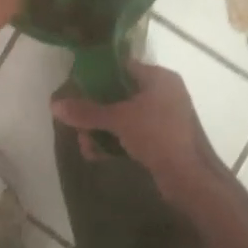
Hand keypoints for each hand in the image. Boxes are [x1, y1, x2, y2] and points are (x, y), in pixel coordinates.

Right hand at [51, 62, 216, 187]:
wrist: (193, 180)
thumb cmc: (158, 136)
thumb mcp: (119, 120)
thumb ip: (87, 112)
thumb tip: (54, 105)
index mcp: (159, 77)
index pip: (122, 66)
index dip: (98, 75)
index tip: (77, 87)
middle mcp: (165, 93)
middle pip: (121, 94)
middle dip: (96, 111)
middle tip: (78, 123)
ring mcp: (167, 118)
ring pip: (126, 116)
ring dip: (103, 129)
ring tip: (86, 146)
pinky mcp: (166, 141)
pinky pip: (135, 134)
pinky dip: (117, 141)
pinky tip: (98, 155)